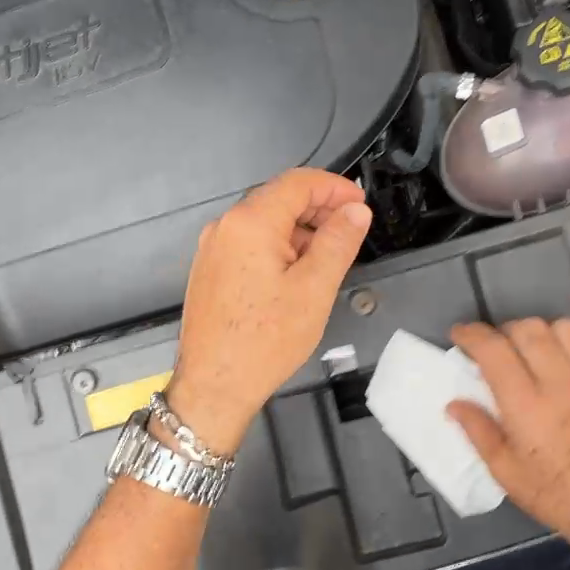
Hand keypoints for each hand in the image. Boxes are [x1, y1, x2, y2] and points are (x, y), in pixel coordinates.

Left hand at [168, 169, 371, 454]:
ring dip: (299, 230)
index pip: (298, 183)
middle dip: (318, 208)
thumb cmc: (263, 342)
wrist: (214, 386)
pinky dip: (278, 247)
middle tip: (350, 230)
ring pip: (264, 222)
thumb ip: (338, 242)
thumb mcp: (315, 289)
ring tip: (328, 257)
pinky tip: (296, 274)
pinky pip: (249, 244)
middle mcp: (225, 227)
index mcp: (250, 223)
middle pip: (278, 198)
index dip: (335, 188)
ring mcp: (213, 249)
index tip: (359, 204)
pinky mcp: (210, 271)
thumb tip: (354, 212)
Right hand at [447, 319, 569, 556]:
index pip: (493, 349)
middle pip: (526, 329)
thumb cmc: (556, 495)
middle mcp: (558, 383)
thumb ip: (478, 431)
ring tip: (530, 351)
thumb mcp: (505, 472)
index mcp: (525, 405)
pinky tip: (564, 362)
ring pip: (561, 327)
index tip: (460, 335)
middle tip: (494, 349)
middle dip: (502, 331)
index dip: (471, 334)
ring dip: (539, 332)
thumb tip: (454, 404)